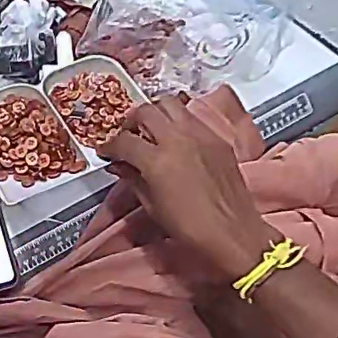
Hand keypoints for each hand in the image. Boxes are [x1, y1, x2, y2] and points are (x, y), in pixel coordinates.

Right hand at [99, 95, 276, 277]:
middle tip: (127, 136)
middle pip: (146, 111)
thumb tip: (119, 165)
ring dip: (155, 113)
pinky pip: (192, 117)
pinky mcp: (217, 139)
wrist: (232, 233)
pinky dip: (177, 121)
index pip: (124, 141)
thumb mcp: (152, 205)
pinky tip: (175, 139)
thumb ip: (133, 178)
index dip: (109, 145)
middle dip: (130, 121)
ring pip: (171, 104)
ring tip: (151, 130)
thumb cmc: (190, 228)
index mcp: (157, 160)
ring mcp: (201, 135)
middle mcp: (178, 139)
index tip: (105, 151)